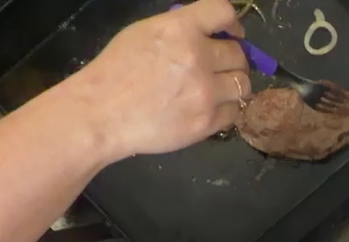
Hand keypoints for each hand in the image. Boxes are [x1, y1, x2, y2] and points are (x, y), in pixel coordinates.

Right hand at [53, 0, 249, 162]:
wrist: (106, 112)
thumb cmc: (118, 70)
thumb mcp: (144, 33)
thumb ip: (180, 30)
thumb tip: (208, 34)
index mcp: (179, 29)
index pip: (223, 12)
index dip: (233, 23)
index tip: (233, 33)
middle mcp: (198, 58)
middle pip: (239, 55)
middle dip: (233, 59)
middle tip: (222, 67)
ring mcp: (206, 93)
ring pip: (242, 85)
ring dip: (235, 85)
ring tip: (219, 88)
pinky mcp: (208, 122)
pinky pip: (234, 112)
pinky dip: (227, 109)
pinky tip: (212, 107)